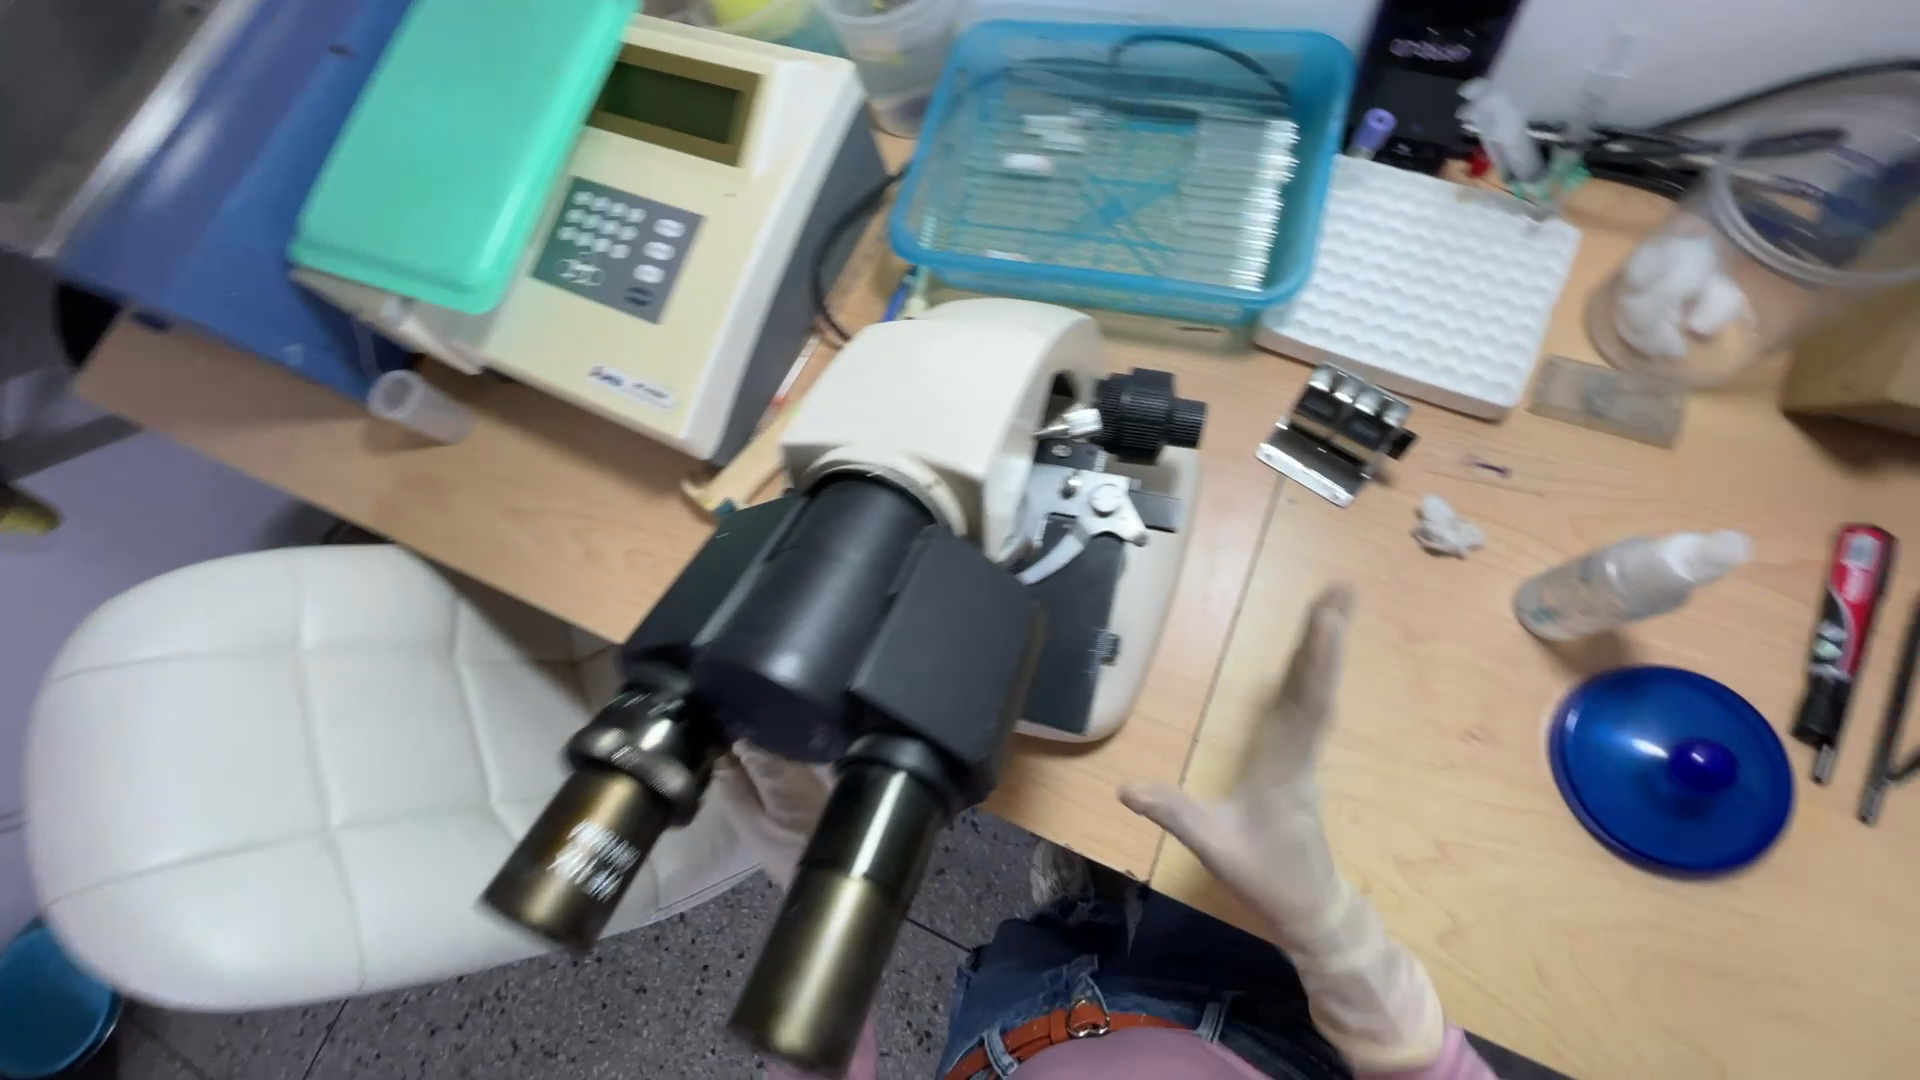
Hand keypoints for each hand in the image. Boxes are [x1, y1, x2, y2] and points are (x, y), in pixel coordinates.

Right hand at [709, 743, 834, 888]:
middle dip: (755, 761)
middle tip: (739, 767)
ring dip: (772, 770)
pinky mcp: (829, 790)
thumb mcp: (753, 828)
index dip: (739, 753)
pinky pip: (802, 777)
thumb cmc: (788, 851)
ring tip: (758, 781)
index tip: (727, 754)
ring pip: (788, 767)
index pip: (753, 754)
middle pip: (771, 759)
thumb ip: (735, 795)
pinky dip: (789, 780)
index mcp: (778, 774)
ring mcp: (817, 778)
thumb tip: (721, 764)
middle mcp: (800, 768)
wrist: (835, 866)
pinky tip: (784, 792)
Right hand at [1119, 583, 1351, 946]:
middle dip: (1326, 639)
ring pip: (1317, 692)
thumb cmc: (1265, 876)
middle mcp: (1301, 752)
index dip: (1315, 666)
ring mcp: (1304, 753)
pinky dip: (1313, 670)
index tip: (1327, 622)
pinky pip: (1310, 703)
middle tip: (1343, 589)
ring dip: (1323, 648)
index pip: (1304, 710)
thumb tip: (1125, 788)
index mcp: (1284, 770)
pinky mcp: (1300, 756)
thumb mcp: (1214, 848)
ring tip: (1334, 605)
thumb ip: (1173, 814)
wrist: (1310, 906)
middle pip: (1317, 688)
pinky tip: (1312, 651)